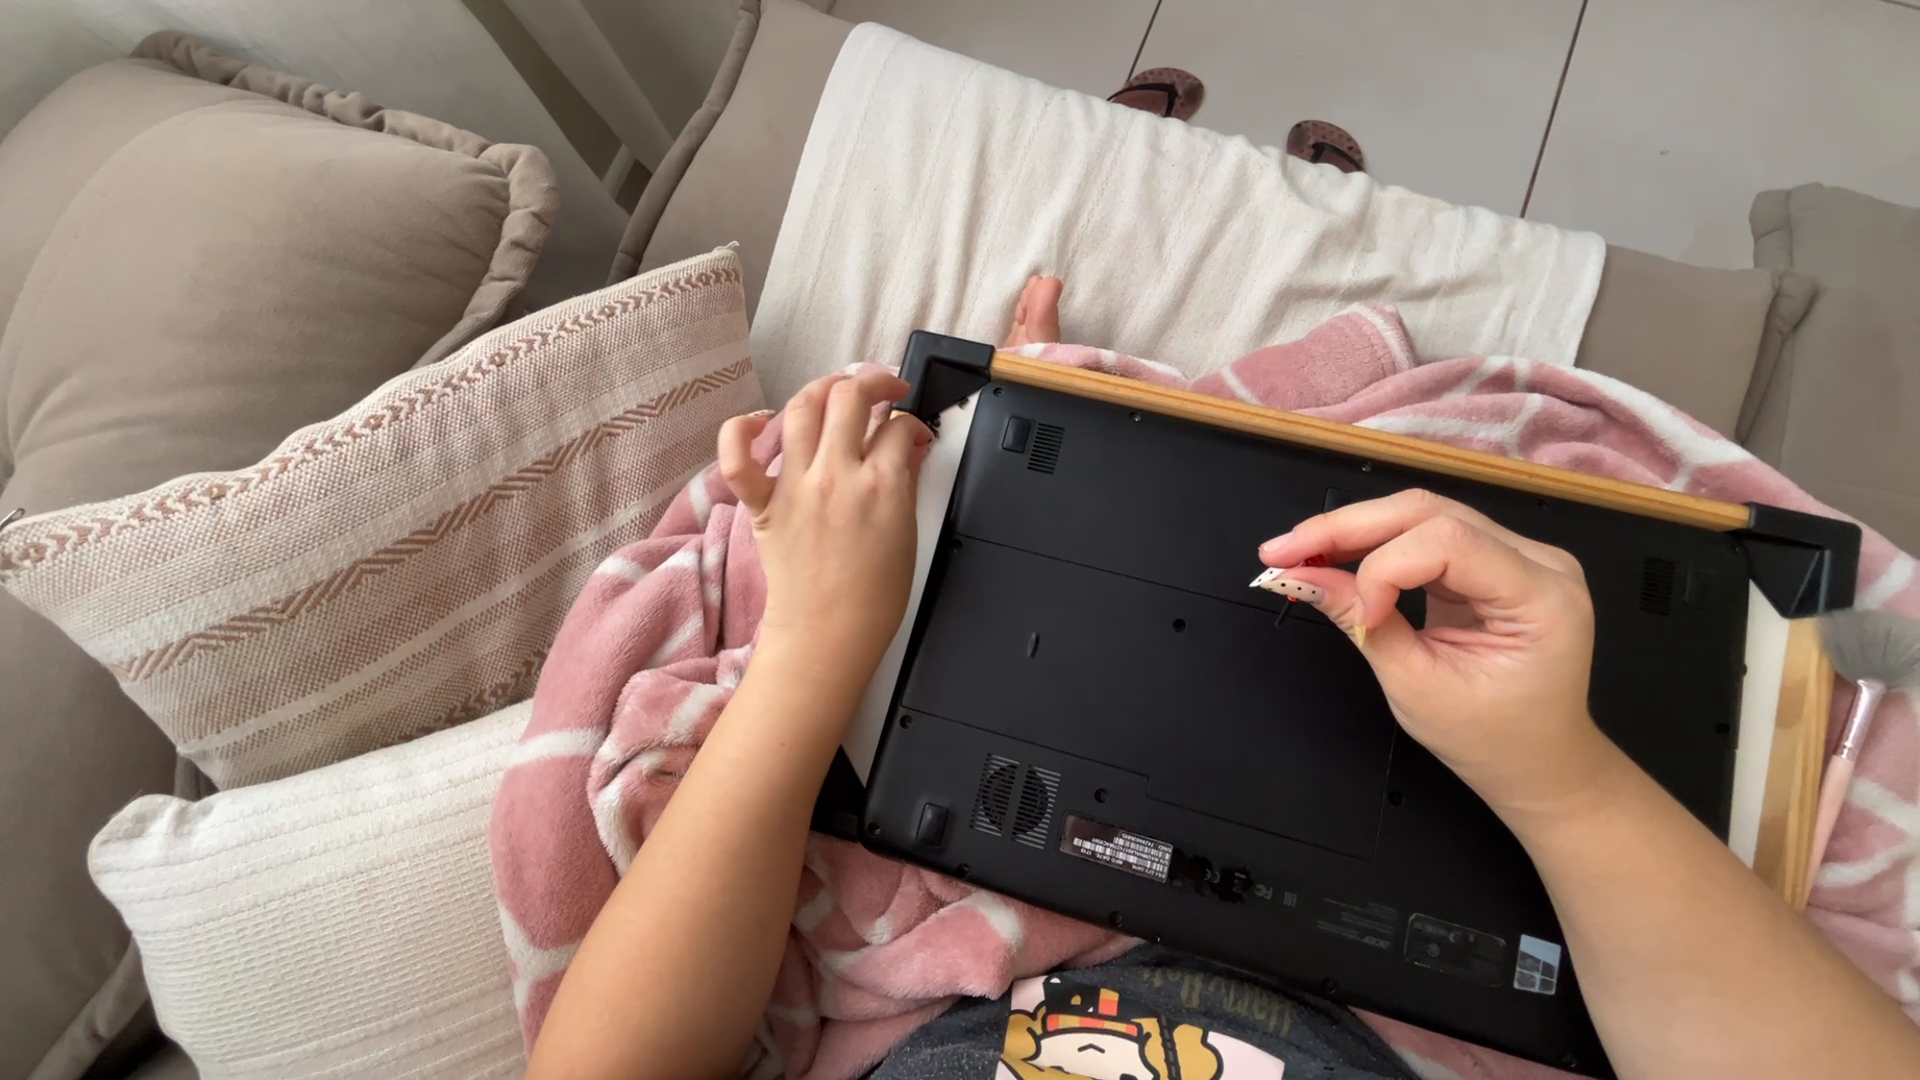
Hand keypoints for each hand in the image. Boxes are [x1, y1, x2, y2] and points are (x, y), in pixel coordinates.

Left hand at [718, 370, 932, 671]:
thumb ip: (907, 481)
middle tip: (884, 390)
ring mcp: (796, 487)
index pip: (899, 427)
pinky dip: (740, 431)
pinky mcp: (764, 505)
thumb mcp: (907, 532)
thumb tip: (910, 446)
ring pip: (803, 408)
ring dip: (822, 387)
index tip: (913, 432)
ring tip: (836, 391)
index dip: (912, 422)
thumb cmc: (875, 594)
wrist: (831, 633)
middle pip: (851, 398)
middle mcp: (838, 475)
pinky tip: (759, 421)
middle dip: (874, 382)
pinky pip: (737, 458)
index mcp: (882, 485)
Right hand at [1257, 490, 1605, 819]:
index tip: (1359, 618)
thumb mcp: (1415, 685)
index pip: (1449, 543)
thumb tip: (1297, 577)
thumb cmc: (1487, 736)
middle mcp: (1536, 560)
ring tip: (1292, 551)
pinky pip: (1416, 533)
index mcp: (1541, 599)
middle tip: (1279, 552)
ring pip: (1414, 514)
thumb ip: (1360, 624)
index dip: (1384, 569)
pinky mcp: (1483, 558)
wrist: (1534, 758)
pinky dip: (1364, 543)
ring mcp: (1511, 553)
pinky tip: (1326, 553)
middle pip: (1425, 513)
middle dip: (1343, 529)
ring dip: (1346, 530)